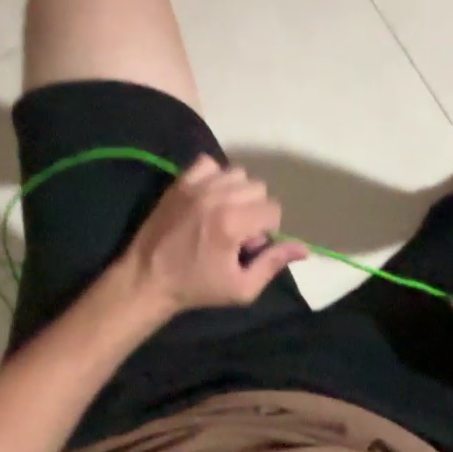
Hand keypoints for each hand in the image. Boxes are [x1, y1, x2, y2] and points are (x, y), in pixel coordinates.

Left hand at [119, 157, 308, 313]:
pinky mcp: (179, 182)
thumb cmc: (196, 288)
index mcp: (232, 223)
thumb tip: (304, 248)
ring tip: (223, 216)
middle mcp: (216, 197)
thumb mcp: (241, 288)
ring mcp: (195, 186)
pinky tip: (208, 199)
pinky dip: (214, 177)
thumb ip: (273, 264)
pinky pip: (208, 163)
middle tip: (236, 234)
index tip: (249, 247)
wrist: (148, 278)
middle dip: (255, 210)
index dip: (267, 230)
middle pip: (258, 188)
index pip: (273, 209)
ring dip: (237, 193)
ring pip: (237, 174)